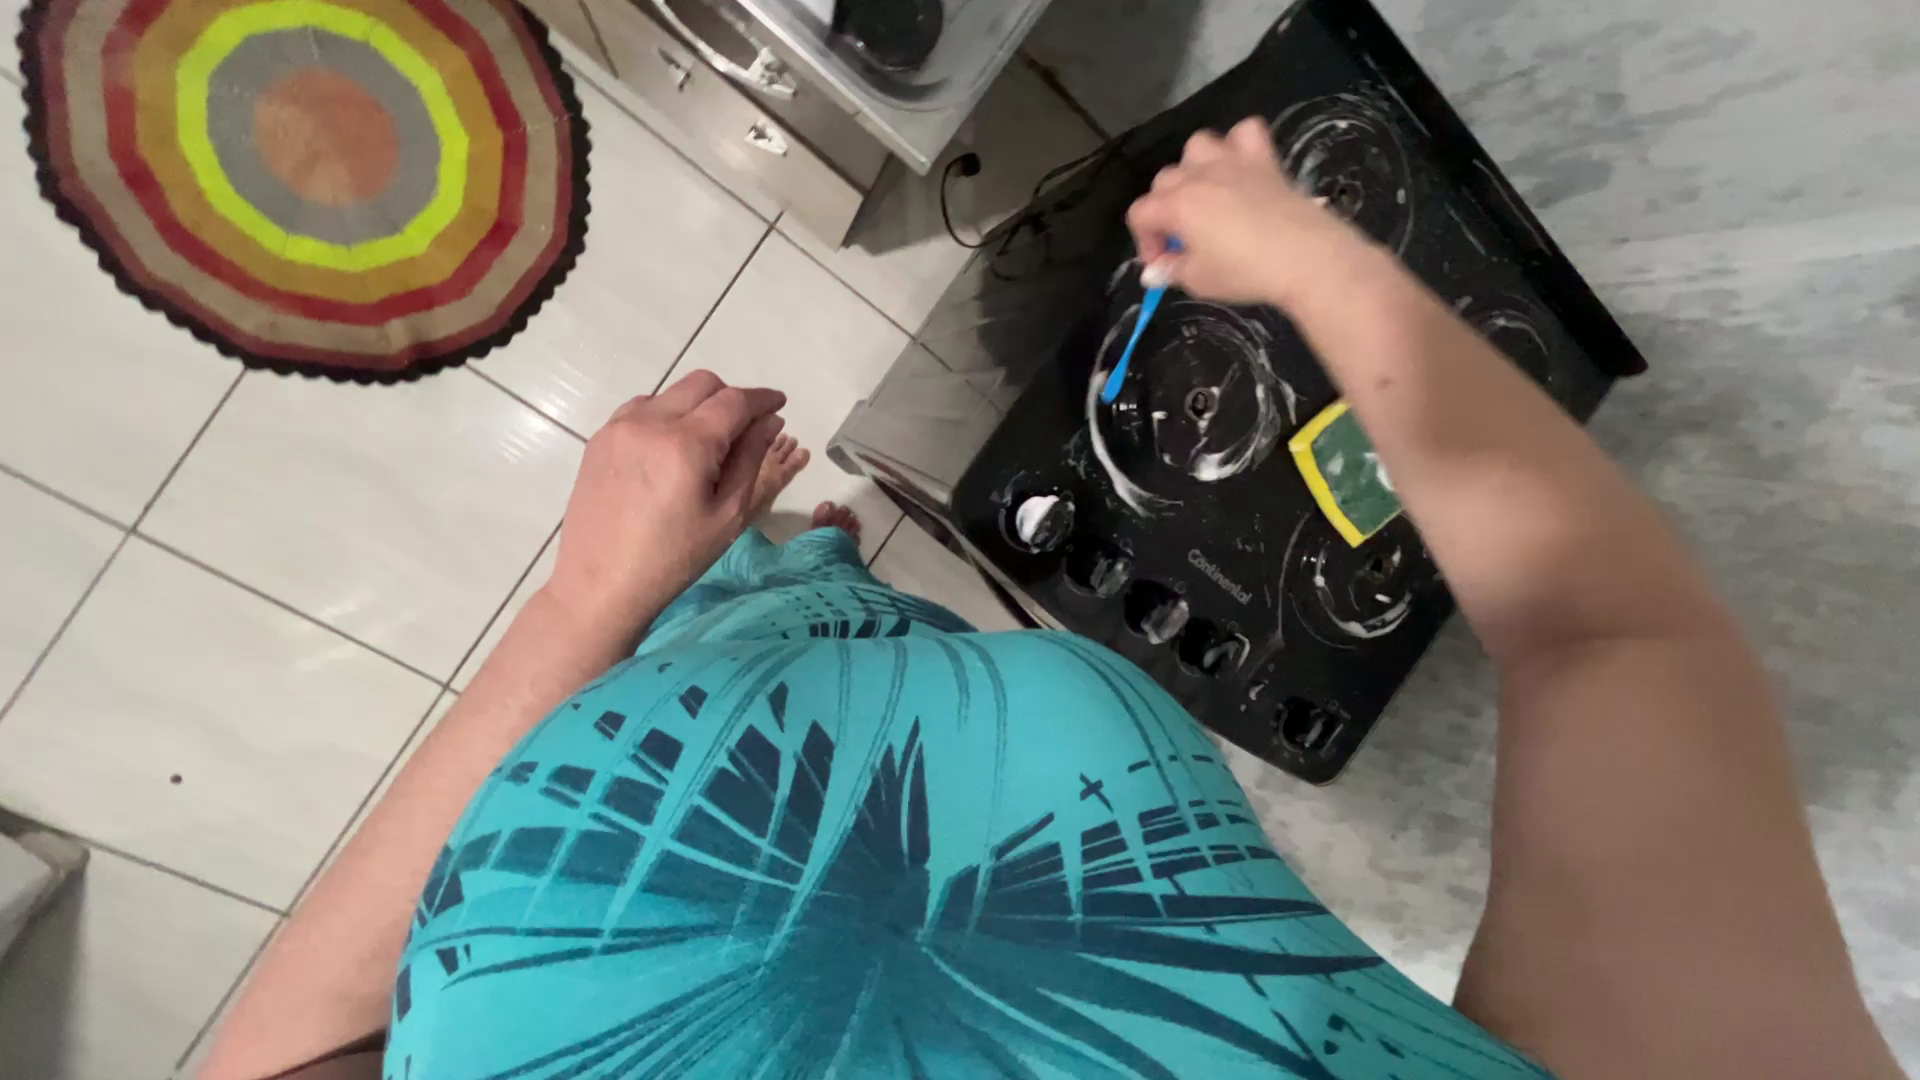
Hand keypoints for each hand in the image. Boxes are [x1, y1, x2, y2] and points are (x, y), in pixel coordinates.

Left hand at [546, 370, 784, 627]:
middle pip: (703, 384)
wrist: (602, 582)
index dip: (763, 399)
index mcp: (687, 444)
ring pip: (672, 393)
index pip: (735, 401)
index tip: (780, 404)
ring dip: (698, 406)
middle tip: (747, 429)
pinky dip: (668, 416)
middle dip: (732, 398)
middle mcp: (651, 422)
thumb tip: (769, 422)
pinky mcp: (601, 439)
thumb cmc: (675, 557)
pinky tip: (672, 451)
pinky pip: (643, 408)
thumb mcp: (728, 514)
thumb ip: (751, 459)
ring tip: (707, 446)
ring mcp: (620, 427)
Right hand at [1126, 117, 1374, 306]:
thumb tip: (1155, 270)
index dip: (1144, 241)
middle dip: (1164, 209)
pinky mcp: (1265, 160)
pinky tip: (1239, 170)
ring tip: (1204, 196)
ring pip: (1197, 147)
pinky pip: (1245, 133)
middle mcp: (1200, 175)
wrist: (1304, 257)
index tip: (1161, 264)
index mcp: (1178, 205)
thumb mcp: (1197, 280)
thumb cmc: (1243, 272)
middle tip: (1181, 240)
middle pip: (1164, 179)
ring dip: (1193, 169)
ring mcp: (1234, 162)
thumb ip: (1171, 270)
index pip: (1139, 213)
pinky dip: (1238, 146)